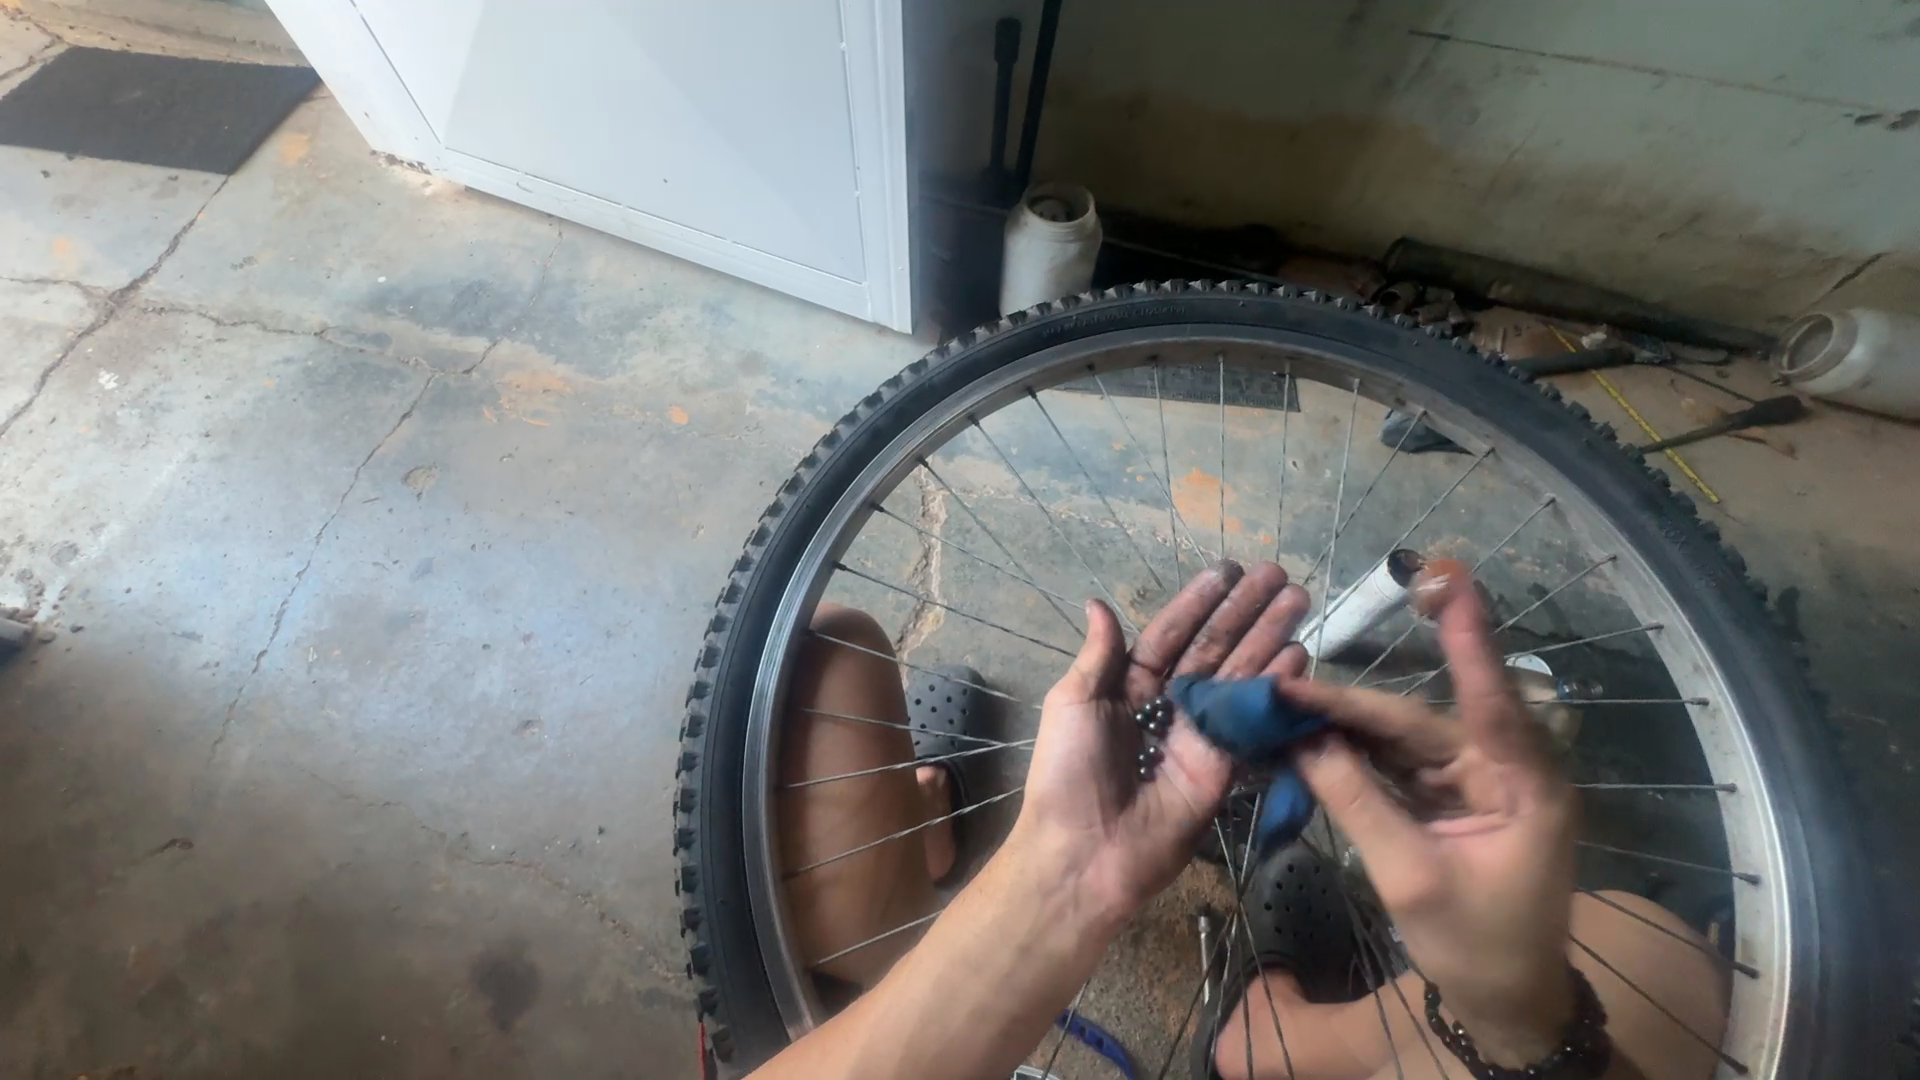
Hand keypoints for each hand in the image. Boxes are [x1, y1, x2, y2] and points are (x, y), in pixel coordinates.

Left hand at [1005, 560, 1309, 926]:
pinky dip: (1274, 688)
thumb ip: (1098, 655)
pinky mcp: (1222, 768)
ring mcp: (1198, 735)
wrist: (1082, 853)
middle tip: (1280, 575)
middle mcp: (1167, 703)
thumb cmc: (1067, 770)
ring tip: (1298, 601)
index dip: (1198, 603)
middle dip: (1245, 612)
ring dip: (1268, 638)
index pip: (1171, 633)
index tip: (1229, 571)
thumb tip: (1097, 602)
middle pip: (1213, 648)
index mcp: (1127, 685)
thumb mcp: (1073, 703)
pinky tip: (1297, 655)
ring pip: (1237, 676)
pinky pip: (1250, 722)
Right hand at [1286, 571, 1577, 1066]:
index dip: (1468, 641)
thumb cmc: (1477, 946)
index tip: (1451, 584)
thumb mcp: (1410, 876)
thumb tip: (1302, 739)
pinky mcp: (1440, 795)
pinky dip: (1344, 752)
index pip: (1490, 701)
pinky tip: (1303, 738)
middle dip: (1344, 705)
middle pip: (1411, 721)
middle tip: (1280, 687)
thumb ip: (1356, 801)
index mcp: (1520, 786)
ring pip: (1392, 737)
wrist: (1504, 1002)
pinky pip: (1386, 761)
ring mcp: (1466, 781)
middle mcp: (1497, 770)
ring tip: (1278, 708)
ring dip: (1337, 725)